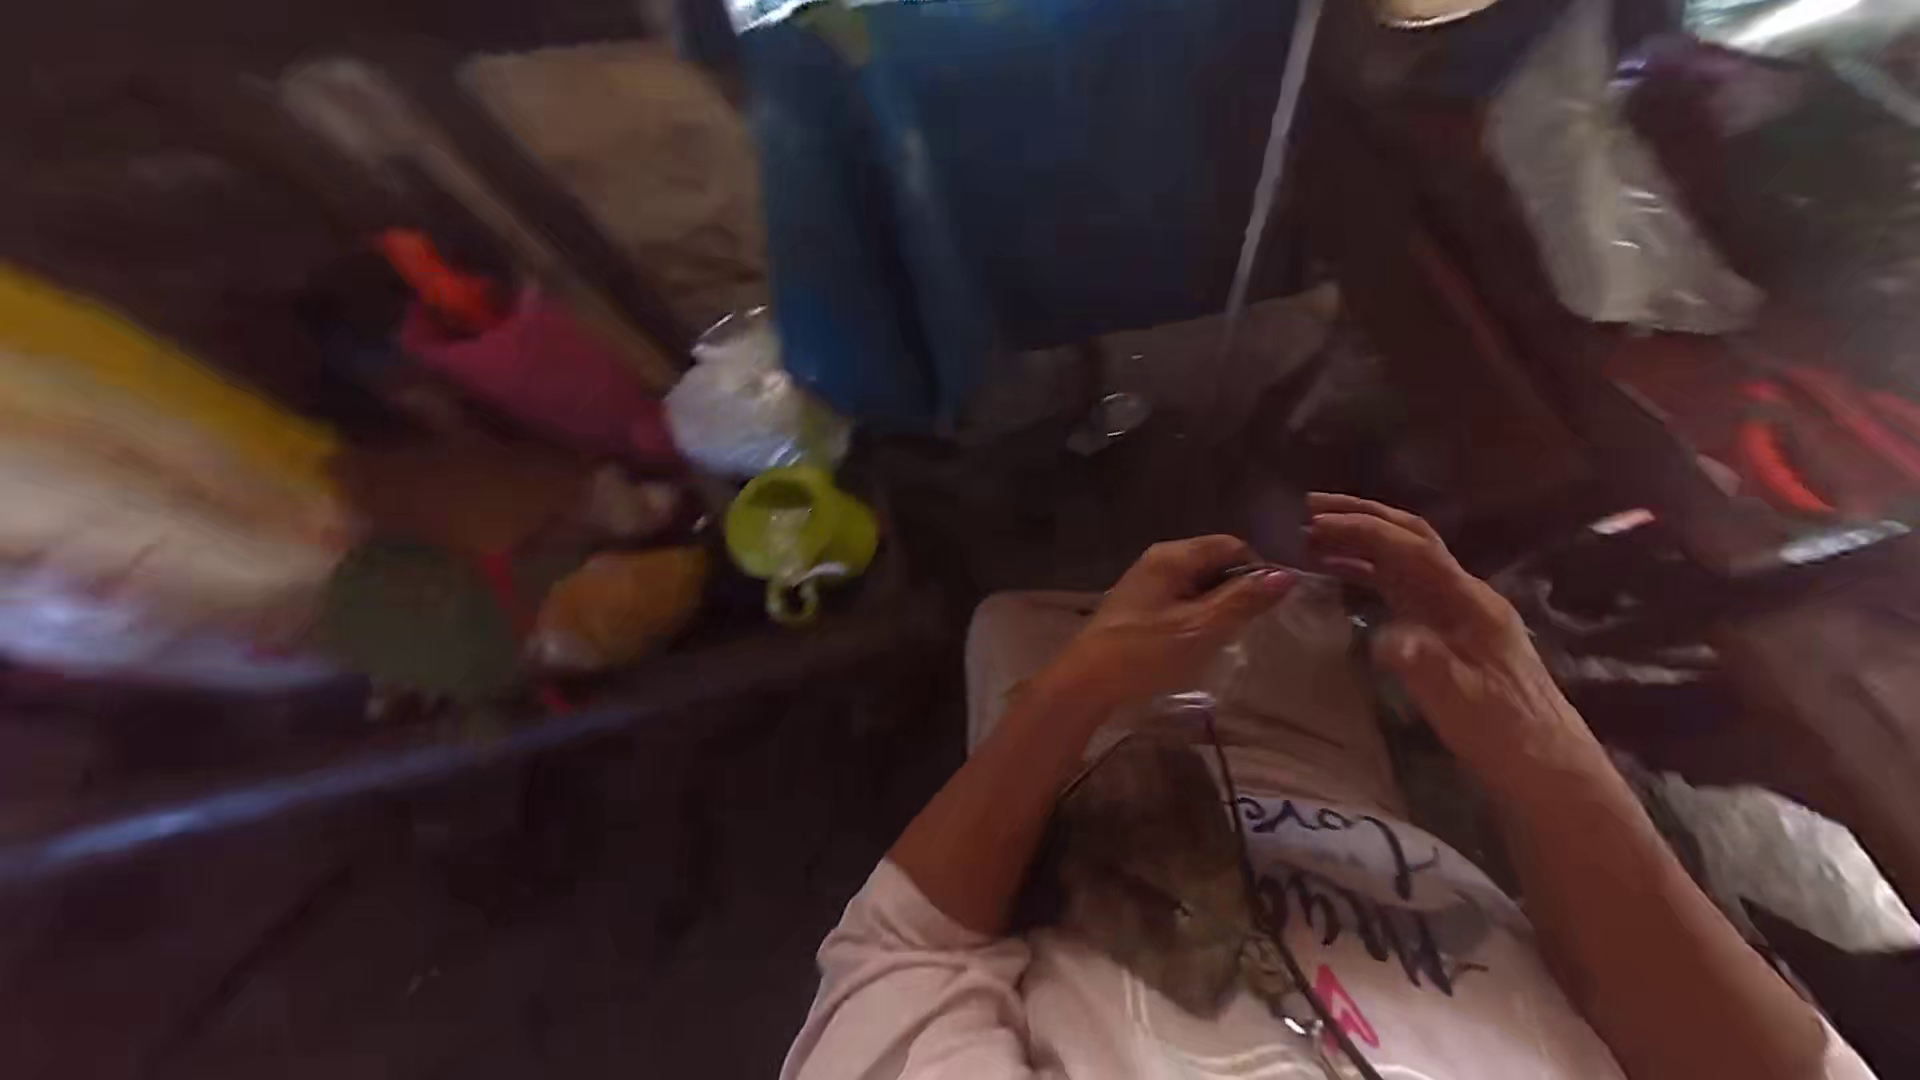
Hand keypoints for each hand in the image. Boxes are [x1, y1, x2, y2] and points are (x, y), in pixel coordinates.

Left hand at [1046, 536, 1294, 711]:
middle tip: (1245, 626)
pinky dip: (1197, 616)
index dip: (1256, 570)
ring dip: (1217, 606)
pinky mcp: (1140, 606)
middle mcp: (1157, 560)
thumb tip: (1286, 575)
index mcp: (1172, 556)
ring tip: (1223, 637)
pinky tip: (1198, 642)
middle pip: (1214, 562)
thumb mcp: (1201, 628)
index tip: (1267, 606)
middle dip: (1236, 590)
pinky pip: (1181, 600)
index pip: (1230, 545)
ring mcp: (1146, 583)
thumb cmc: (1145, 652)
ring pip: (1198, 584)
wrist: (1086, 681)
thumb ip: (1243, 600)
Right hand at [1306, 493, 1588, 772]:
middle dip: (1362, 515)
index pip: (1414, 549)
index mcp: (1470, 602)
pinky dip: (1362, 567)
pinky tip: (1334, 568)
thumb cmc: (1503, 731)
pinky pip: (1395, 581)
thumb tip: (1384, 638)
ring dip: (1358, 538)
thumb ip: (1424, 664)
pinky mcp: (1437, 623)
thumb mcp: (1461, 700)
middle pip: (1410, 537)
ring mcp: (1449, 607)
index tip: (1317, 524)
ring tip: (1311, 532)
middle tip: (1311, 506)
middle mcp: (1460, 593)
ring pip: (1400, 556)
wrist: (1542, 765)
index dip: (1365, 531)